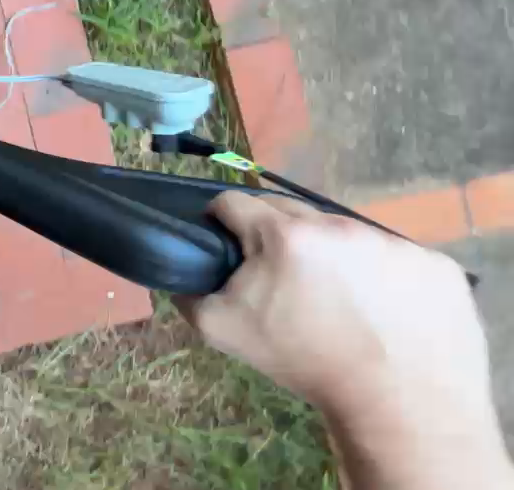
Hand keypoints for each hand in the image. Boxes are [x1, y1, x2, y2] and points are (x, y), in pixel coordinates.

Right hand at [180, 191, 511, 484]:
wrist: (403, 410)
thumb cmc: (304, 362)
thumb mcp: (220, 327)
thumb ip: (184, 289)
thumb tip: (175, 269)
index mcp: (282, 234)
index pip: (231, 202)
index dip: (219, 221)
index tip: (226, 247)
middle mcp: (337, 226)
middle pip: (285, 209)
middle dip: (272, 232)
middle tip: (277, 272)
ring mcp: (393, 245)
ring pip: (339, 229)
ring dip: (325, 248)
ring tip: (330, 289)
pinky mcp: (437, 266)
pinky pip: (391, 252)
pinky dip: (376, 268)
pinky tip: (376, 300)